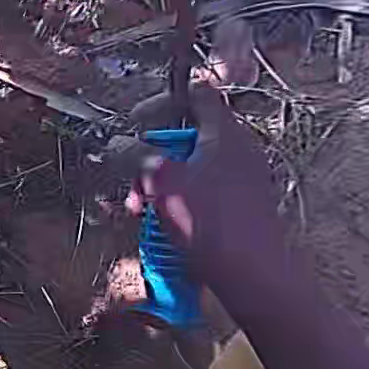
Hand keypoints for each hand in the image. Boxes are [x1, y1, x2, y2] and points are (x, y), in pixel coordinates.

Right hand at [134, 85, 286, 286]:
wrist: (250, 271)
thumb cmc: (208, 219)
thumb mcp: (161, 180)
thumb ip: (136, 154)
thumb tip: (118, 141)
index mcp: (224, 135)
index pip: (199, 97)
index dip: (165, 99)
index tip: (137, 115)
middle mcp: (236, 151)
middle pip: (184, 137)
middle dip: (149, 154)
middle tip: (131, 175)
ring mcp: (238, 178)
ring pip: (185, 166)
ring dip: (155, 181)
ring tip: (139, 205)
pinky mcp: (234, 203)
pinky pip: (195, 189)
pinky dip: (171, 197)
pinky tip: (156, 218)